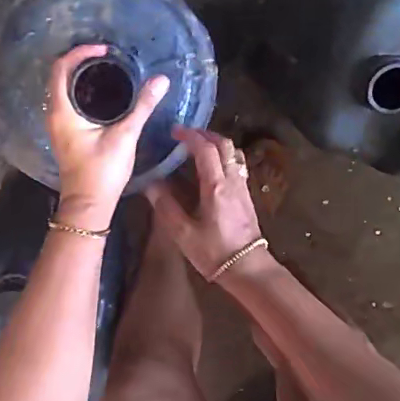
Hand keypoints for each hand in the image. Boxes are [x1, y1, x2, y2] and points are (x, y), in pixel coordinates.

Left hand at [47, 44, 168, 230]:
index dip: (79, 53)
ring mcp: (57, 125)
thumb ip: (143, 106)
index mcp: (61, 110)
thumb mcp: (125, 135)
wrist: (89, 204)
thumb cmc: (102, 170)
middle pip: (60, 76)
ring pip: (63, 90)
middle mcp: (54, 114)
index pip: (61, 68)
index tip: (103, 49)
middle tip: (108, 56)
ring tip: (107, 70)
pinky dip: (82, 91)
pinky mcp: (65, 134)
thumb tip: (161, 80)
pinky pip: (68, 102)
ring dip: (81, 76)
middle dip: (81, 61)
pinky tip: (103, 95)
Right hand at [143, 126, 266, 281]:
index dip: (190, 136)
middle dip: (205, 135)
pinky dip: (224, 158)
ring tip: (200, 149)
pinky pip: (237, 167)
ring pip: (234, 154)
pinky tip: (212, 170)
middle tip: (187, 136)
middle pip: (224, 145)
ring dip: (217, 145)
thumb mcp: (183, 233)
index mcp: (216, 186)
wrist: (248, 269)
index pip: (205, 149)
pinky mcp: (247, 197)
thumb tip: (151, 184)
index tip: (175, 132)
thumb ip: (166, 206)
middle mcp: (232, 181)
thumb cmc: (214, 252)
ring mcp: (242, 188)